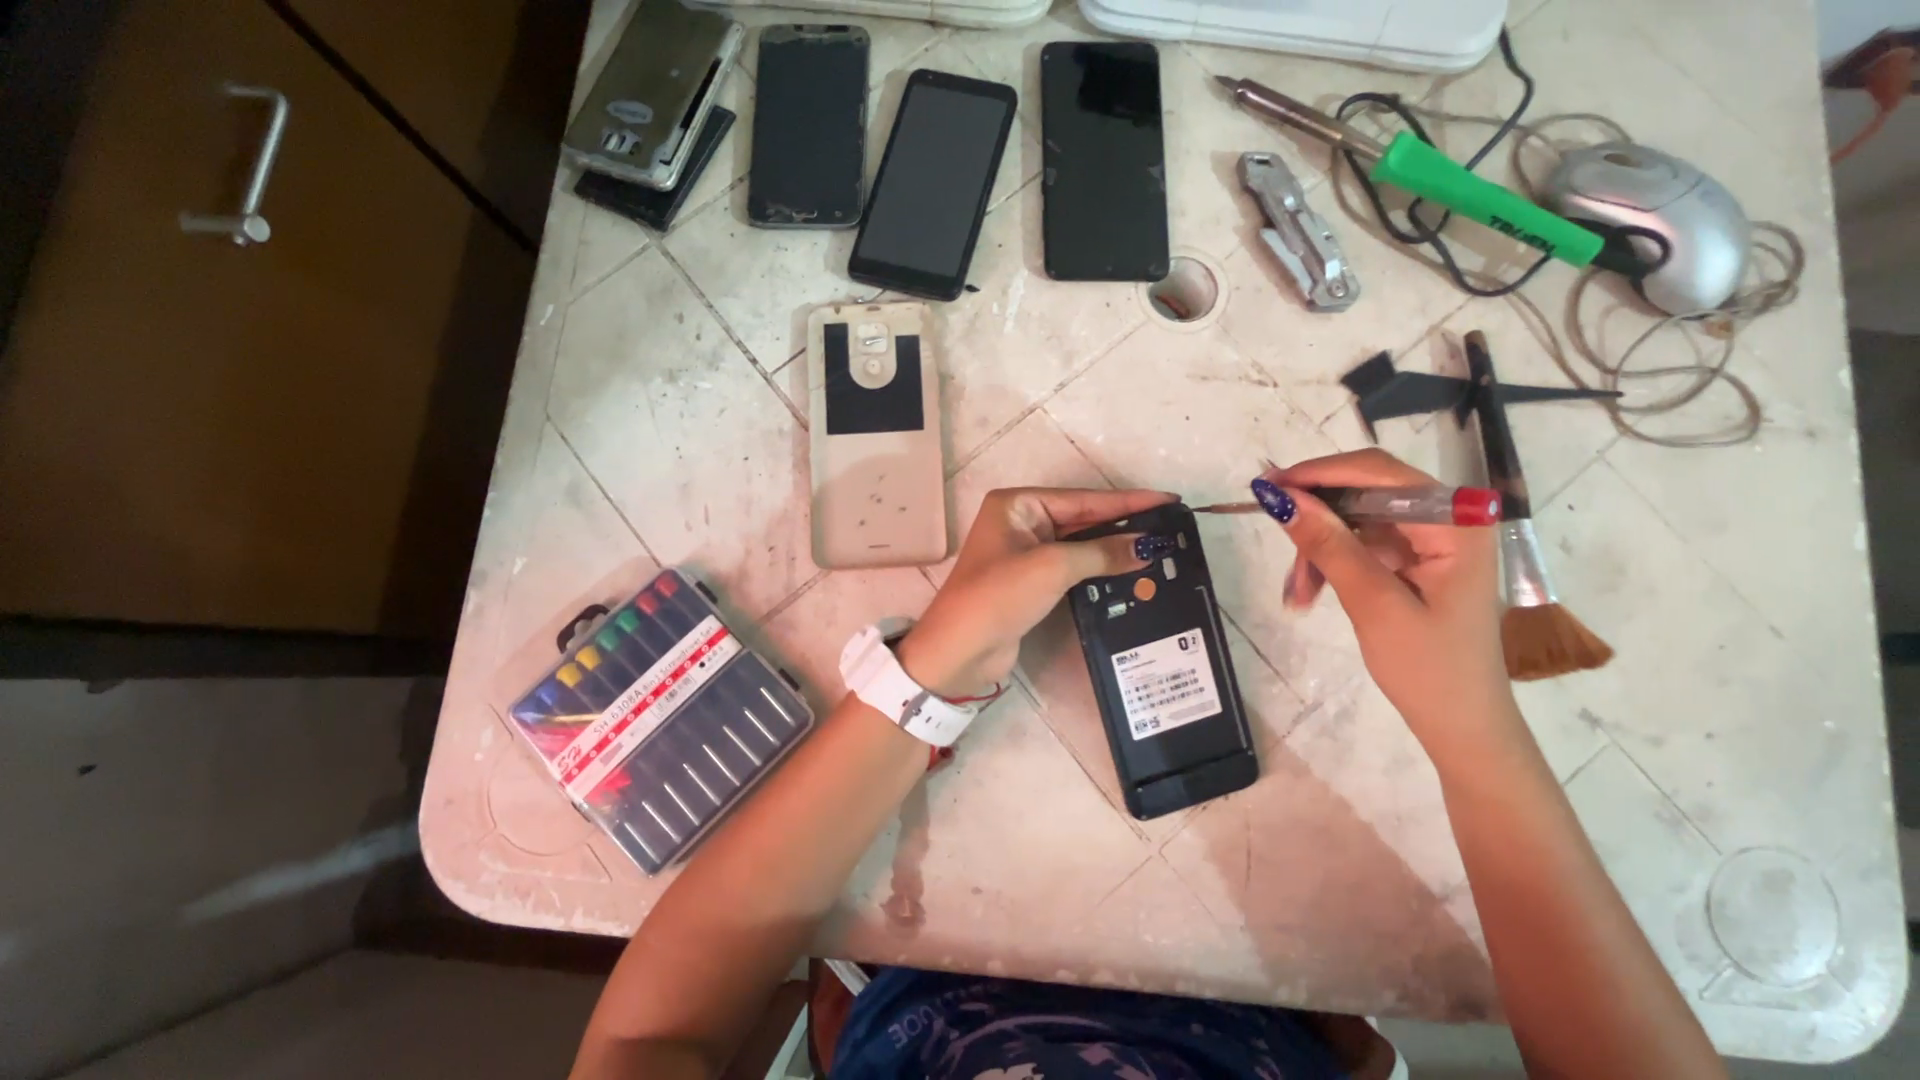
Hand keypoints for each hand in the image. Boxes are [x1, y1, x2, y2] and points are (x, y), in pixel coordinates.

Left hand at [896, 488, 1175, 698]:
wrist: (960, 650)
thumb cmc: (1000, 596)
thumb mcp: (1053, 567)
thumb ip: (1102, 552)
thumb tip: (1148, 546)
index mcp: (1017, 505)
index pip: (1083, 499)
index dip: (1128, 502)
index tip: (1168, 501)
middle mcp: (1020, 522)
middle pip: (1082, 519)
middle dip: (1123, 525)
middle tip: (1170, 527)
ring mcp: (1024, 553)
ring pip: (1079, 545)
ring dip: (1113, 548)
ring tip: (1158, 549)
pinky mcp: (1030, 583)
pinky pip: (1072, 568)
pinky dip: (1098, 569)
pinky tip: (1128, 572)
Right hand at [1258, 450, 1516, 742]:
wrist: (1462, 724)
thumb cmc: (1429, 669)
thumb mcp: (1373, 604)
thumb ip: (1329, 545)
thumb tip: (1279, 497)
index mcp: (1455, 522)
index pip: (1379, 473)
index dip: (1319, 473)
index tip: (1266, 487)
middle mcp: (1449, 518)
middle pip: (1365, 492)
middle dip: (1316, 519)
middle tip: (1273, 538)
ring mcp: (1432, 539)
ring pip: (1355, 519)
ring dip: (1319, 548)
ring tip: (1296, 594)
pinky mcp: (1416, 560)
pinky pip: (1362, 544)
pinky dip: (1332, 563)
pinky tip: (1310, 592)